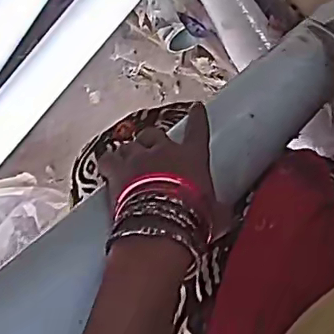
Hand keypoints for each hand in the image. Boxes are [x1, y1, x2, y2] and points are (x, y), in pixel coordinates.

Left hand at [96, 104, 227, 240]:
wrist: (161, 224)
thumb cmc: (192, 217)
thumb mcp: (214, 214)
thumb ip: (218, 209)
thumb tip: (225, 217)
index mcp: (192, 156)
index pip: (198, 129)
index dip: (197, 118)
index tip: (196, 109)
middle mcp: (164, 150)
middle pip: (155, 134)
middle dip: (152, 141)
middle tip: (151, 152)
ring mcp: (138, 158)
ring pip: (129, 145)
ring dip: (129, 153)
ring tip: (128, 164)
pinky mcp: (116, 170)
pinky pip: (107, 158)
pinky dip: (107, 163)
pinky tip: (107, 169)